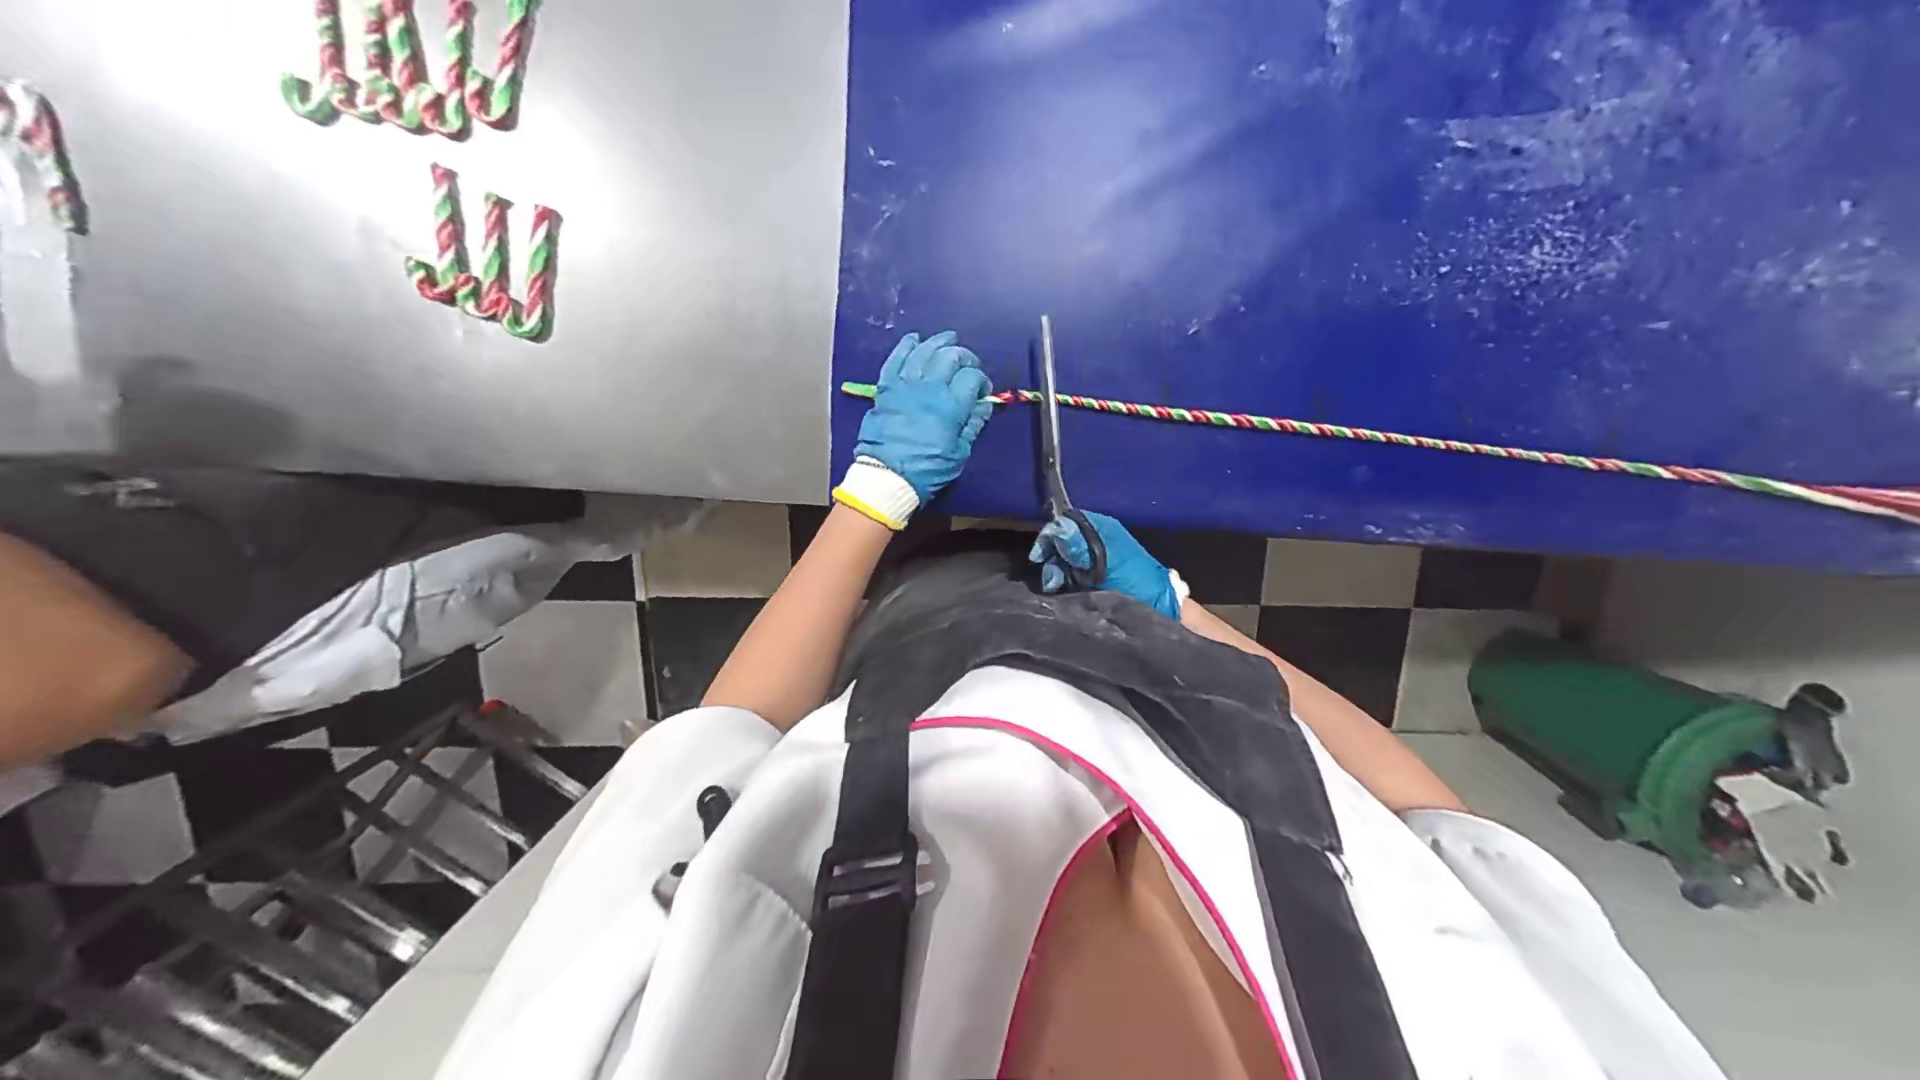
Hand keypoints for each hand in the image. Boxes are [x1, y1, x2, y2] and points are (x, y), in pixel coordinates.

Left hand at [854, 331, 993, 502]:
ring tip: (947, 339)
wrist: (887, 477)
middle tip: (967, 363)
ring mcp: (905, 386)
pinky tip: (913, 340)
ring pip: (923, 352)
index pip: (972, 377)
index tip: (982, 390)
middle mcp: (929, 388)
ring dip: (937, 343)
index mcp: (951, 405)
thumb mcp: (959, 453)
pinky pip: (895, 360)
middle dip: (963, 356)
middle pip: (950, 357)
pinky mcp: (886, 389)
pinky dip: (905, 347)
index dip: (981, 380)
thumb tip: (983, 405)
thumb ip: (972, 425)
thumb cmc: (927, 470)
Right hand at [1028, 511, 1180, 618]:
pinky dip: (1064, 582)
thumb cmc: (1137, 586)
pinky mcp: (1094, 576)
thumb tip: (1056, 527)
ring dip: (1057, 574)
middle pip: (1060, 542)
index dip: (1049, 537)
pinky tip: (1066, 593)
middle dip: (1052, 560)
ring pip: (1062, 559)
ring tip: (1060, 590)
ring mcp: (1094, 558)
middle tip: (1053, 581)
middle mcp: (1096, 539)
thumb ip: (1082, 547)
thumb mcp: (1109, 565)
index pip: (1065, 522)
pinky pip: (1069, 573)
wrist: (1162, 612)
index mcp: (1102, 529)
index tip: (1039, 558)